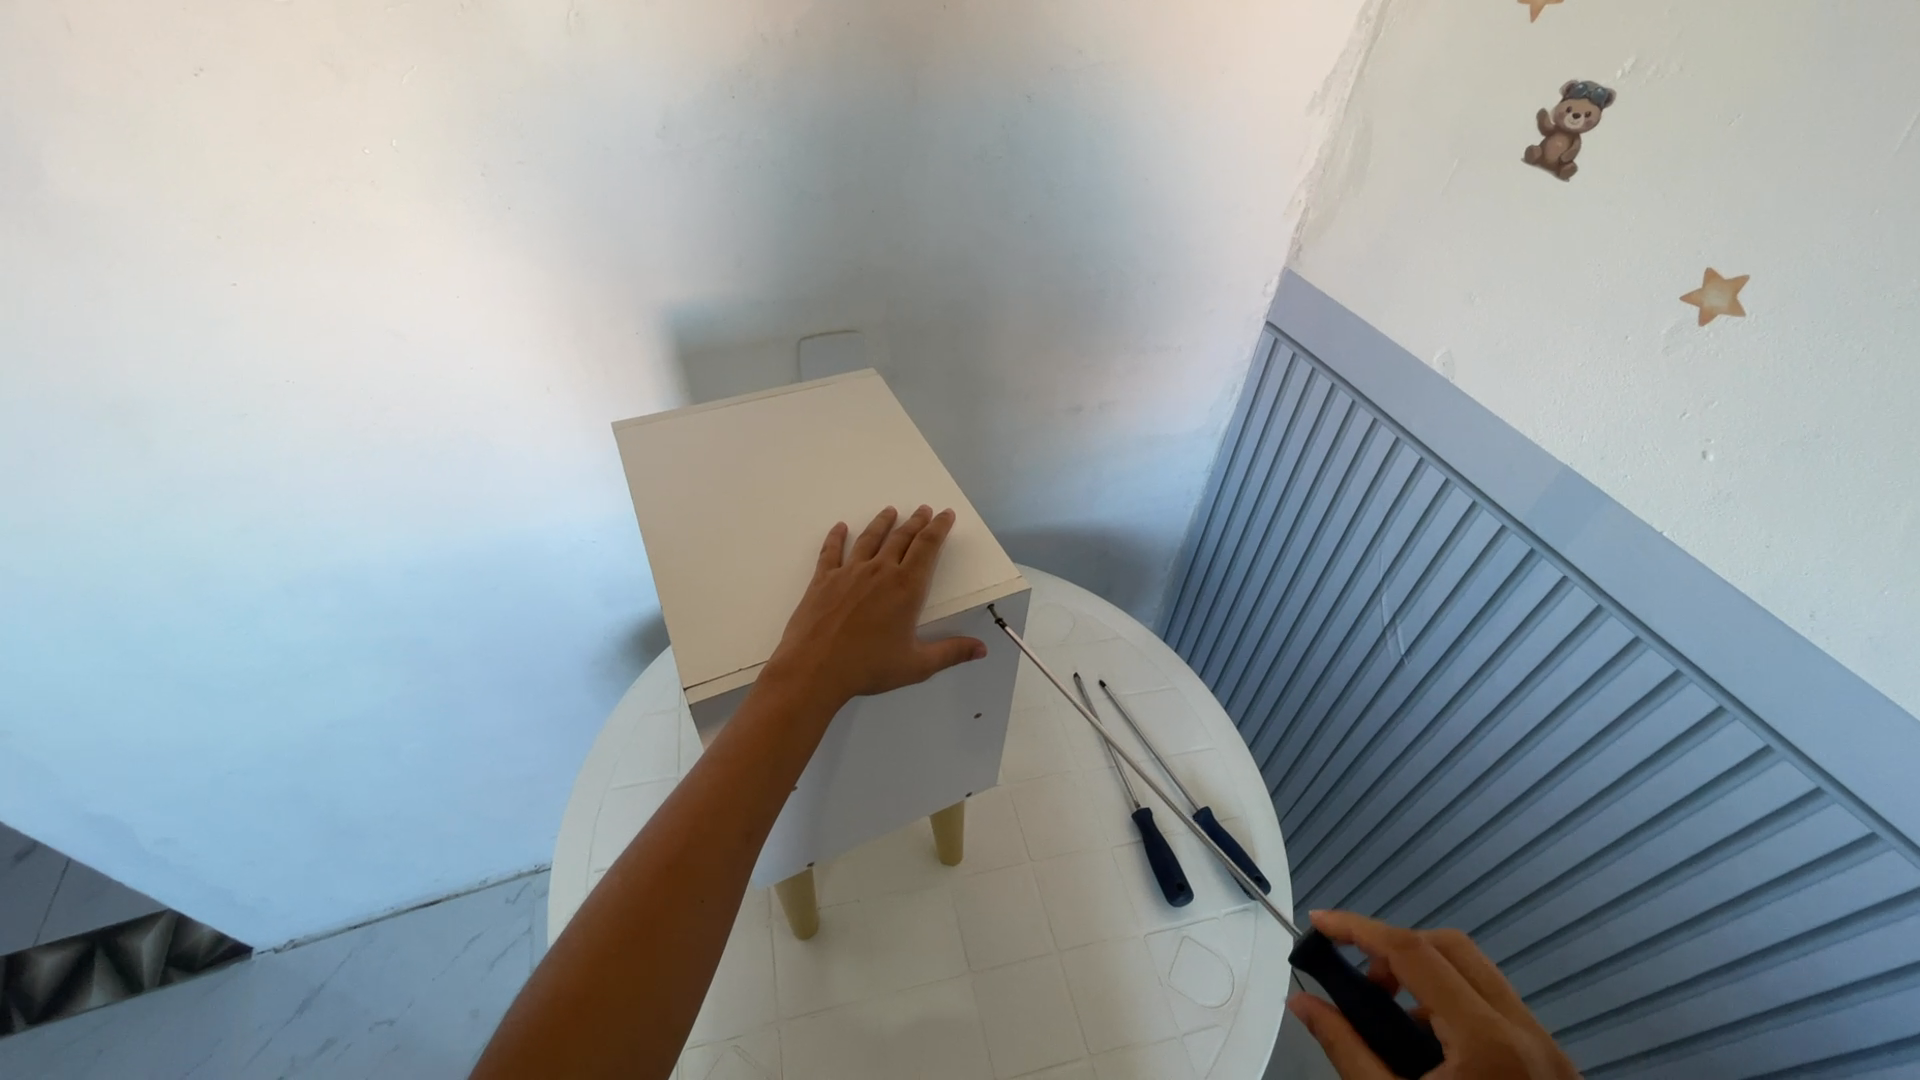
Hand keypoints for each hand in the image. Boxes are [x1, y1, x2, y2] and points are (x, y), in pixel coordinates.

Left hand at [763, 505, 987, 708]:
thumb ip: (951, 653)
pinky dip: (836, 537)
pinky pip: (831, 551)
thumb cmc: (869, 667)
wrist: (815, 668)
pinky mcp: (823, 580)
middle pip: (901, 538)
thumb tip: (981, 649)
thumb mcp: (917, 665)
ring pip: (869, 539)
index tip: (945, 515)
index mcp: (906, 588)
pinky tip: (839, 528)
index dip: (938, 528)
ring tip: (890, 511)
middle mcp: (880, 572)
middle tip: (924, 509)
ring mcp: (849, 572)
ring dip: (882, 523)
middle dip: (916, 522)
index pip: (927, 548)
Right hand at [1288, 911, 1580, 1079]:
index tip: (1319, 923)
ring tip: (1393, 1018)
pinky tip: (1431, 1046)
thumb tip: (1304, 1004)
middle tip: (1361, 980)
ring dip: (1426, 974)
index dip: (1358, 929)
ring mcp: (1548, 1050)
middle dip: (1395, 948)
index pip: (1413, 952)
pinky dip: (1453, 1002)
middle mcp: (1527, 1034)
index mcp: (1487, 1042)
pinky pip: (1497, 1006)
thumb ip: (1347, 1049)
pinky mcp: (1553, 1067)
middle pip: (1450, 947)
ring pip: (1478, 973)